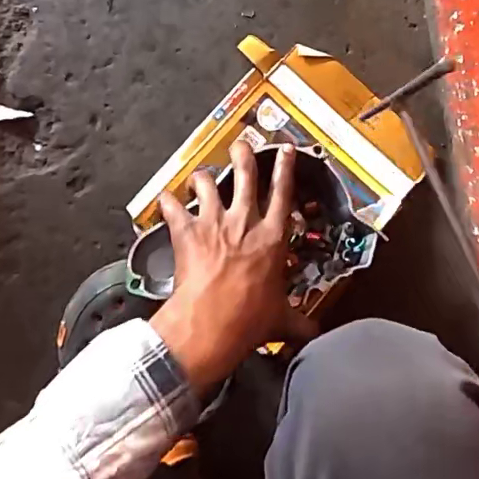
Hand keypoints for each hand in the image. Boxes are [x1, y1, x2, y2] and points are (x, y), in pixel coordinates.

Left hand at [149, 141, 316, 390]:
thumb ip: (299, 322)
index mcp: (271, 238)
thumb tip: (314, 333)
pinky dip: (166, 202)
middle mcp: (244, 222)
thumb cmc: (246, 321)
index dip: (285, 168)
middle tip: (241, 145)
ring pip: (208, 184)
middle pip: (245, 175)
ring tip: (201, 175)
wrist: (208, 325)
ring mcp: (214, 223)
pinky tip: (164, 198)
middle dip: (244, 155)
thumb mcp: (279, 320)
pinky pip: (172, 208)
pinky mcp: (187, 232)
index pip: (282, 193)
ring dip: (203, 177)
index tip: (286, 150)